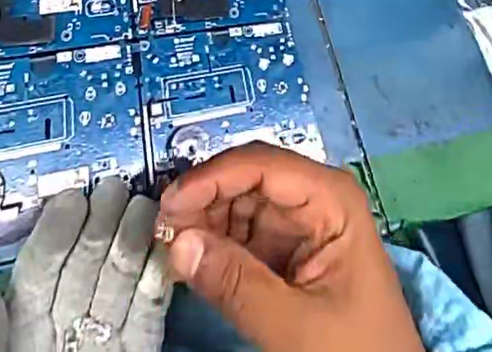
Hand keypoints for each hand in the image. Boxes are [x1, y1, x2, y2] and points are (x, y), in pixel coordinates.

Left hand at [0, 179, 171, 351]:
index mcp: (22, 333)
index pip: (38, 272)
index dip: (54, 233)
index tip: (71, 198)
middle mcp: (63, 330)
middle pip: (83, 266)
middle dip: (99, 224)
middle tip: (114, 186)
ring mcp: (102, 339)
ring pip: (118, 280)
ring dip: (134, 240)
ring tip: (144, 204)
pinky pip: (148, 313)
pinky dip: (158, 281)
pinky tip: (165, 249)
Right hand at [158, 143, 424, 351]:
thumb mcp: (300, 326)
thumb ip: (239, 285)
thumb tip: (180, 244)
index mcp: (330, 196)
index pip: (262, 164)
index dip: (212, 177)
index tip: (171, 203)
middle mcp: (313, 197)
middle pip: (246, 178)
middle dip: (203, 199)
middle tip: (162, 228)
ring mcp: (297, 223)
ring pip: (237, 203)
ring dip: (203, 220)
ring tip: (169, 244)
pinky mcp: (284, 251)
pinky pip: (239, 234)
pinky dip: (212, 244)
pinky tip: (190, 258)